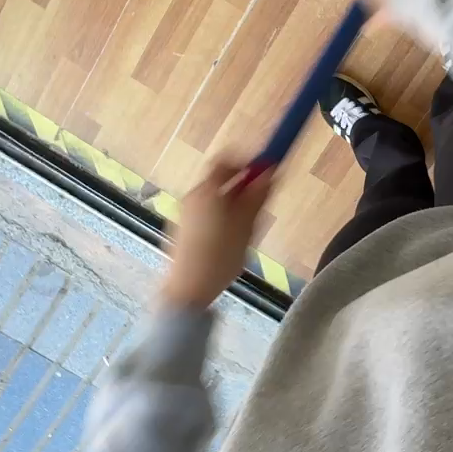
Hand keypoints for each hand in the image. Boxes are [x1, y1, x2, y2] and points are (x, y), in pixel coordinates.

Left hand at [158, 159, 276, 309]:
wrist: (188, 290)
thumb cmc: (221, 257)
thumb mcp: (247, 225)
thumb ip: (258, 195)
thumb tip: (270, 171)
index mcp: (207, 191)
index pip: (226, 161)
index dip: (246, 162)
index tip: (264, 172)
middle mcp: (192, 196)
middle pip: (221, 181)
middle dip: (242, 189)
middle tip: (259, 209)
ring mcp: (184, 213)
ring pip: (216, 199)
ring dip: (233, 206)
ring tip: (246, 232)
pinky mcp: (182, 228)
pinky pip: (207, 213)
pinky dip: (221, 218)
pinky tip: (229, 243)